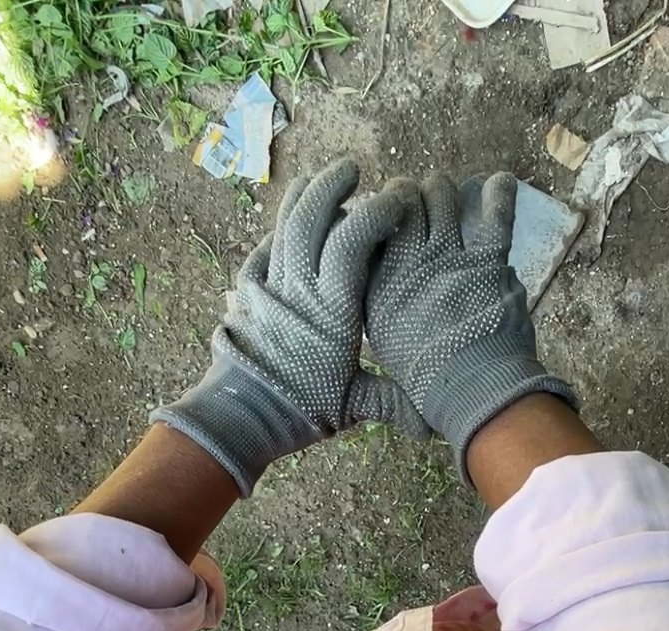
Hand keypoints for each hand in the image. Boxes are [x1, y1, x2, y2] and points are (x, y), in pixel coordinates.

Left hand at [153, 159, 423, 495]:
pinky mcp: (248, 292)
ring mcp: (269, 285)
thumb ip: (392, 401)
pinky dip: (279, 227)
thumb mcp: (352, 407)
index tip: (396, 200)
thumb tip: (430, 422)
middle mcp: (299, 288)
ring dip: (304, 196)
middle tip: (353, 170)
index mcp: (331, 310)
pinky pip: (263, 247)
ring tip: (321, 178)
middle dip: (334, 186)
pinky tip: (289, 220)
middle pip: (312, 218)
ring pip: (284, 225)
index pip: (351, 242)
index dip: (375, 213)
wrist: (238, 417)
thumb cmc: (300, 412)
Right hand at [364, 172, 575, 478]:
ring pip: (443, 200)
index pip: (374, 227)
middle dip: (408, 193)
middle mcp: (412, 263)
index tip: (387, 209)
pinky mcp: (489, 260)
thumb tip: (375, 279)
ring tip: (442, 189)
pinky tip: (498, 181)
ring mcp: (452, 257)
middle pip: (406, 204)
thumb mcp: (386, 343)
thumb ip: (379, 304)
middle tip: (413, 196)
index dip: (381, 211)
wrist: (473, 389)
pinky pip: (495, 216)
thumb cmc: (426, 378)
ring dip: (442, 189)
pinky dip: (498, 194)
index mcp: (382, 284)